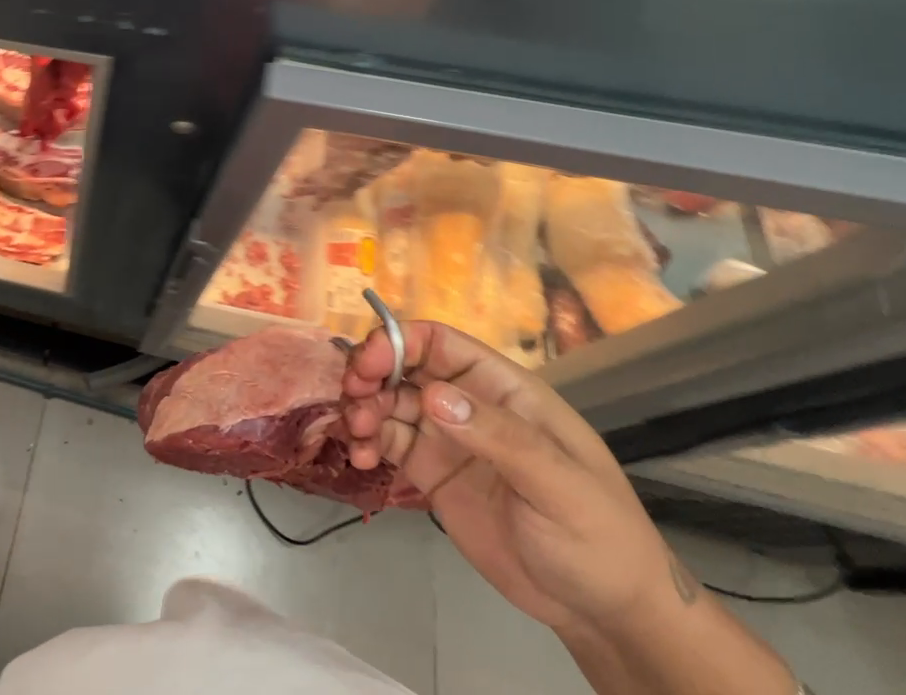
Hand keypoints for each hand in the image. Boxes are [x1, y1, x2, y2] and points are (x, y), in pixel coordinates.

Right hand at [340, 321, 673, 634]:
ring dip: (363, 411)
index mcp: (507, 393)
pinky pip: (386, 442)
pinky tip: (363, 460)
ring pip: (387, 403)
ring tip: (359, 439)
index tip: (364, 365)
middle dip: (369, 376)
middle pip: (403, 369)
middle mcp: (470, 406)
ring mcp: (447, 440)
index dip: (398, 343)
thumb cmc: (598, 539)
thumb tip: (433, 395)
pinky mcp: (429, 472)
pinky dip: (366, 443)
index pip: (442, 345)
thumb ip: (500, 437)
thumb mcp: (560, 487)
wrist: (600, 610)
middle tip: (352, 402)